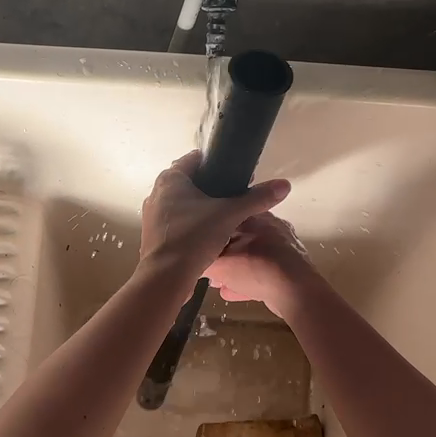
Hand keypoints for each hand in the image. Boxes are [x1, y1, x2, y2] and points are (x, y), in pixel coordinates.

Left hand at [138, 151, 290, 281]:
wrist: (165, 277)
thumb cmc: (194, 237)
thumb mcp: (229, 215)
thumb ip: (256, 199)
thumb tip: (283, 186)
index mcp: (170, 179)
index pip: (194, 159)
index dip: (216, 163)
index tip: (234, 173)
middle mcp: (156, 194)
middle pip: (188, 183)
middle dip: (210, 188)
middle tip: (233, 196)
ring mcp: (152, 217)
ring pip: (181, 206)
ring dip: (200, 209)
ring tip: (223, 217)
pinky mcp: (153, 237)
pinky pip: (176, 225)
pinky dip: (191, 226)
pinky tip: (206, 236)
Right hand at [204, 212, 316, 318]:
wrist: (294, 291)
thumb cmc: (254, 267)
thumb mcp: (217, 263)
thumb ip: (202, 260)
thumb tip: (193, 261)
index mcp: (254, 216)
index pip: (224, 218)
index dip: (208, 235)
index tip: (197, 249)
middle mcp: (271, 226)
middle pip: (237, 239)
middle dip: (222, 256)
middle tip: (208, 270)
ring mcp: (283, 248)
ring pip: (251, 258)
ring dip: (234, 271)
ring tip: (219, 284)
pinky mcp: (291, 268)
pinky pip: (263, 273)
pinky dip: (248, 282)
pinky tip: (234, 293)